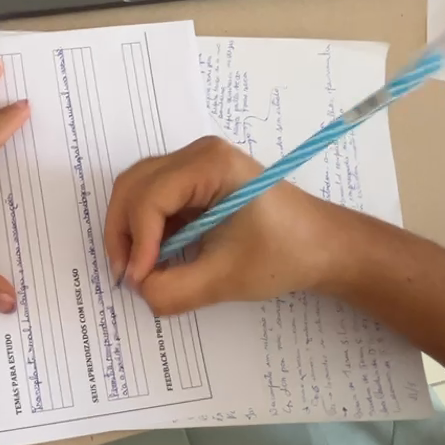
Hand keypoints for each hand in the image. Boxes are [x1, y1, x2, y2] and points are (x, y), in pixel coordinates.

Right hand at [104, 136, 355, 315]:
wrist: (322, 246)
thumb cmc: (284, 256)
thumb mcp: (225, 280)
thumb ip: (173, 290)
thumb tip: (137, 291)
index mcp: (211, 164)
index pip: (151, 197)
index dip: (137, 241)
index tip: (138, 281)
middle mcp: (197, 153)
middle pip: (133, 186)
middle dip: (123, 232)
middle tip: (126, 276)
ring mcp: (193, 164)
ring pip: (136, 190)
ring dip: (128, 230)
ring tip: (137, 269)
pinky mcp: (193, 181)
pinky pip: (152, 199)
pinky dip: (144, 229)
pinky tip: (152, 258)